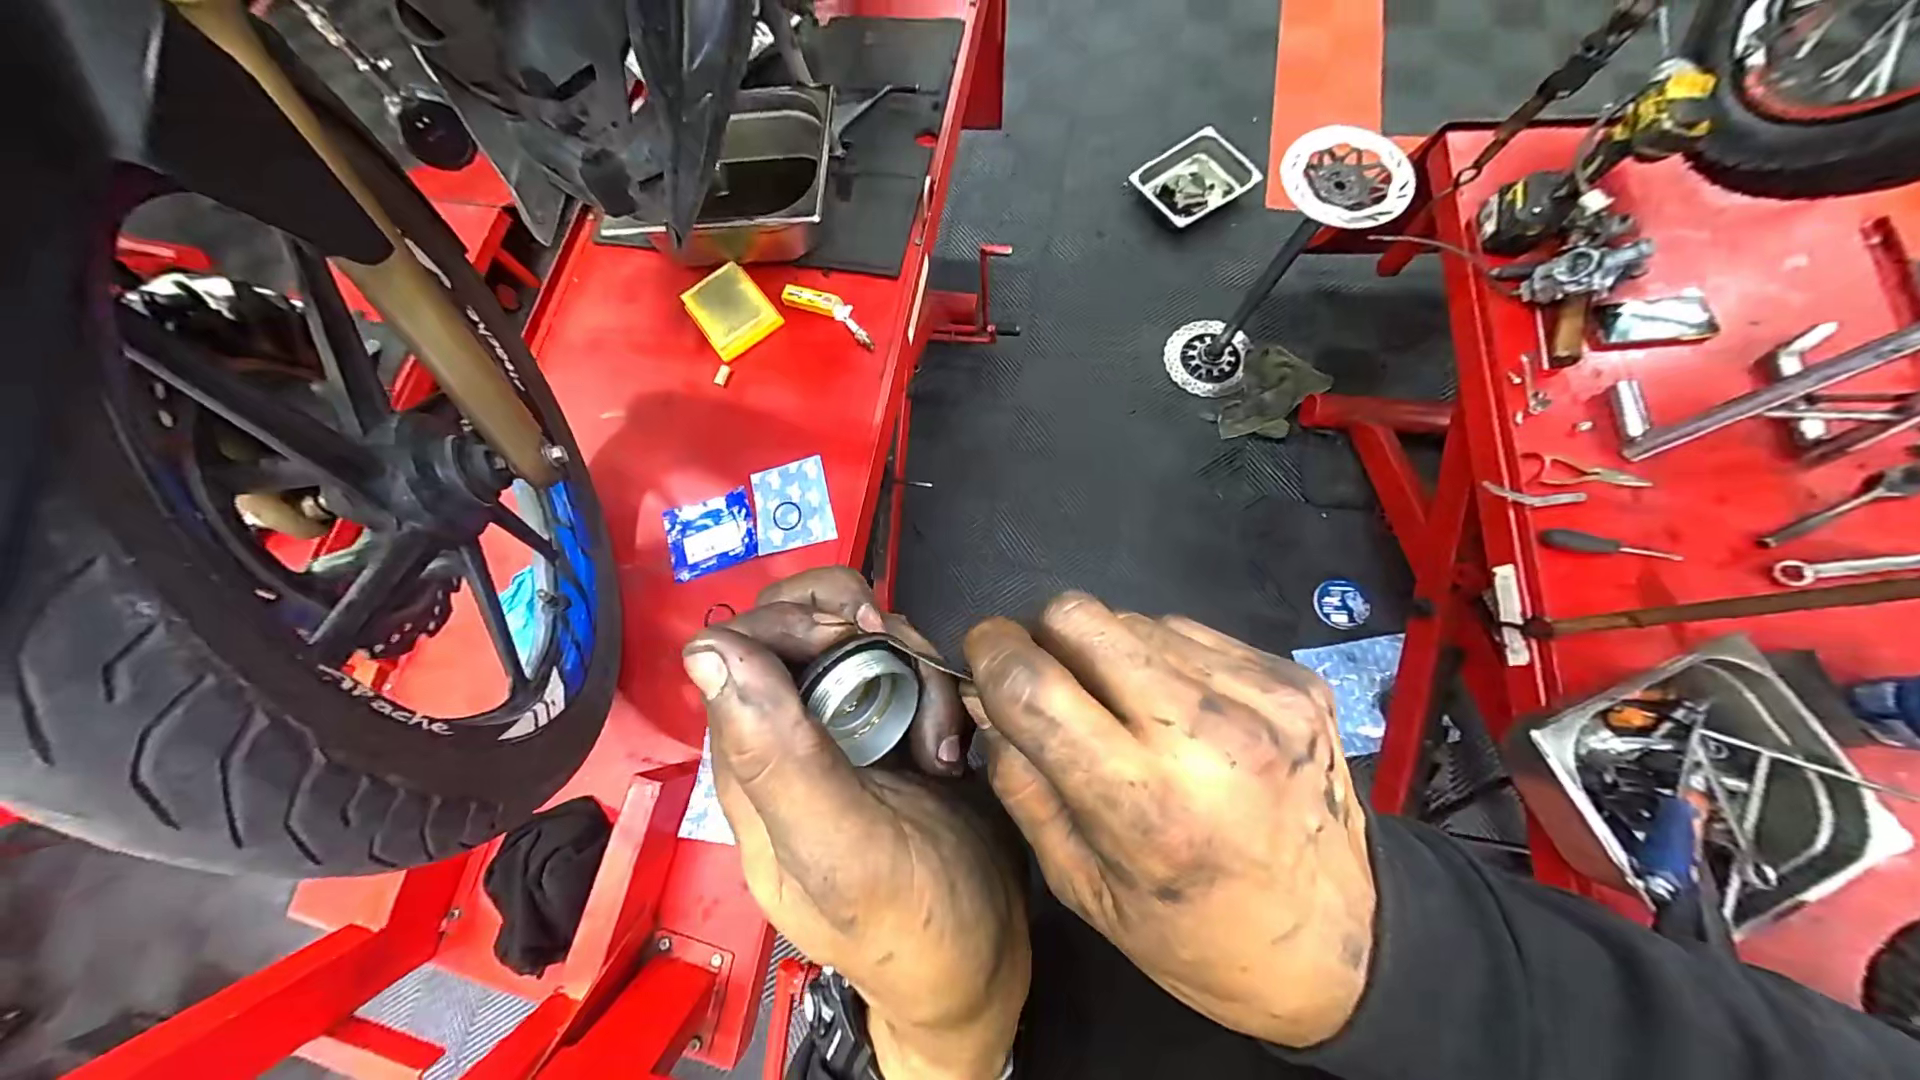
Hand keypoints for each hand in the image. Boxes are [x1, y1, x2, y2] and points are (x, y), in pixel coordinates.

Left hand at [683, 569, 1027, 1079]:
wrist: (984, 954)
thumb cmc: (911, 920)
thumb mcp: (842, 851)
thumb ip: (776, 759)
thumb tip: (706, 651)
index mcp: (755, 760)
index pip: (741, 644)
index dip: (795, 624)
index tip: (857, 643)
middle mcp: (792, 731)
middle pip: (801, 620)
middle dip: (859, 627)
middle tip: (905, 667)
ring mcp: (848, 724)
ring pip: (863, 635)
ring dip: (912, 665)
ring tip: (940, 741)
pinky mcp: (897, 723)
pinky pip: (907, 664)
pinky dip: (936, 684)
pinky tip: (954, 744)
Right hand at [965, 593, 1373, 1047]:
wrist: (1348, 945)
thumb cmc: (1194, 933)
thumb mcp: (1083, 886)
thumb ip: (1021, 782)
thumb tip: (984, 697)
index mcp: (1144, 804)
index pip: (1035, 686)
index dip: (991, 652)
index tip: (983, 653)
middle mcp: (1204, 733)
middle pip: (1080, 616)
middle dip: (1045, 636)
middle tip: (1052, 677)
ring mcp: (1258, 694)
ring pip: (1130, 616)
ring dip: (1105, 648)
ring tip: (1125, 705)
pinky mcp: (1291, 676)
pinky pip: (1186, 630)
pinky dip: (1160, 656)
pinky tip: (1178, 706)